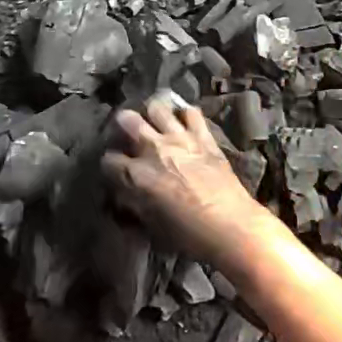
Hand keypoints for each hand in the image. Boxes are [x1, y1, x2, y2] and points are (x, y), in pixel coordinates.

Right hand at [101, 95, 277, 269]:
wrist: (232, 227)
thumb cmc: (189, 234)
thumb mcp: (152, 224)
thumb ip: (134, 203)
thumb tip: (125, 193)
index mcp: (137, 174)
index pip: (109, 159)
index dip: (109, 164)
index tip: (115, 169)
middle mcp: (154, 149)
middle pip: (127, 119)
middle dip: (122, 124)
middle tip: (128, 133)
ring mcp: (180, 138)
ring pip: (157, 107)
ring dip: (152, 113)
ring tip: (154, 121)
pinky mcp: (204, 137)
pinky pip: (191, 113)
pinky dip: (184, 115)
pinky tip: (183, 122)